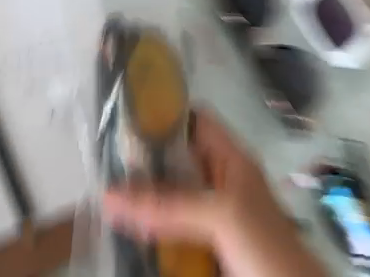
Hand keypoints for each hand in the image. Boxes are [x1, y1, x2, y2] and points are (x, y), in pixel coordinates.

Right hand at [102, 111, 326, 276]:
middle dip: (143, 166)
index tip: (123, 121)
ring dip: (142, 207)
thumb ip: (169, 204)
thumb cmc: (267, 247)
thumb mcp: (221, 215)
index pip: (195, 122)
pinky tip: (124, 240)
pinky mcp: (207, 254)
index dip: (163, 116)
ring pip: (171, 204)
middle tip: (102, 168)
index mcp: (232, 161)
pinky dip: (150, 240)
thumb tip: (108, 194)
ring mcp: (214, 223)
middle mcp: (221, 186)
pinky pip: (172, 240)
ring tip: (103, 204)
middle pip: (177, 165)